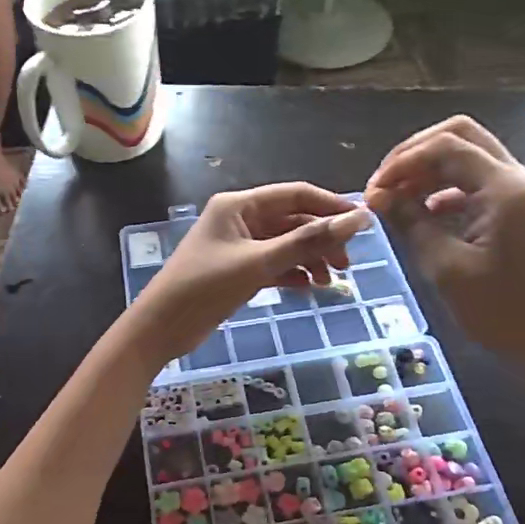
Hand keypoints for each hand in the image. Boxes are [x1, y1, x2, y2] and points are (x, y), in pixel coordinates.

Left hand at [131, 183, 371, 361]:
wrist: (161, 328)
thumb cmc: (204, 289)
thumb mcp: (259, 264)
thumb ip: (307, 242)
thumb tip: (356, 221)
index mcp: (239, 205)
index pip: (296, 195)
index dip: (331, 207)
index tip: (363, 226)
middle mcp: (240, 220)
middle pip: (293, 221)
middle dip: (322, 240)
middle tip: (347, 265)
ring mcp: (238, 247)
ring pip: (285, 246)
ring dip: (310, 259)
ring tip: (330, 282)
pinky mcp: (237, 271)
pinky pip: (274, 265)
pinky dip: (292, 274)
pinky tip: (308, 288)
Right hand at [363, 115, 524, 358]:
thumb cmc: (500, 310)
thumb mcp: (446, 268)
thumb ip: (412, 224)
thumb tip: (378, 197)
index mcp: (504, 187)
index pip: (446, 147)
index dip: (402, 162)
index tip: (371, 191)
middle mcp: (516, 178)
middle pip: (461, 138)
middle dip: (416, 155)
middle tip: (383, 184)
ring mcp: (520, 194)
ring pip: (469, 159)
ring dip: (429, 171)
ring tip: (396, 200)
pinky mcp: (517, 212)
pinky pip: (477, 185)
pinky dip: (446, 190)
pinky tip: (424, 213)